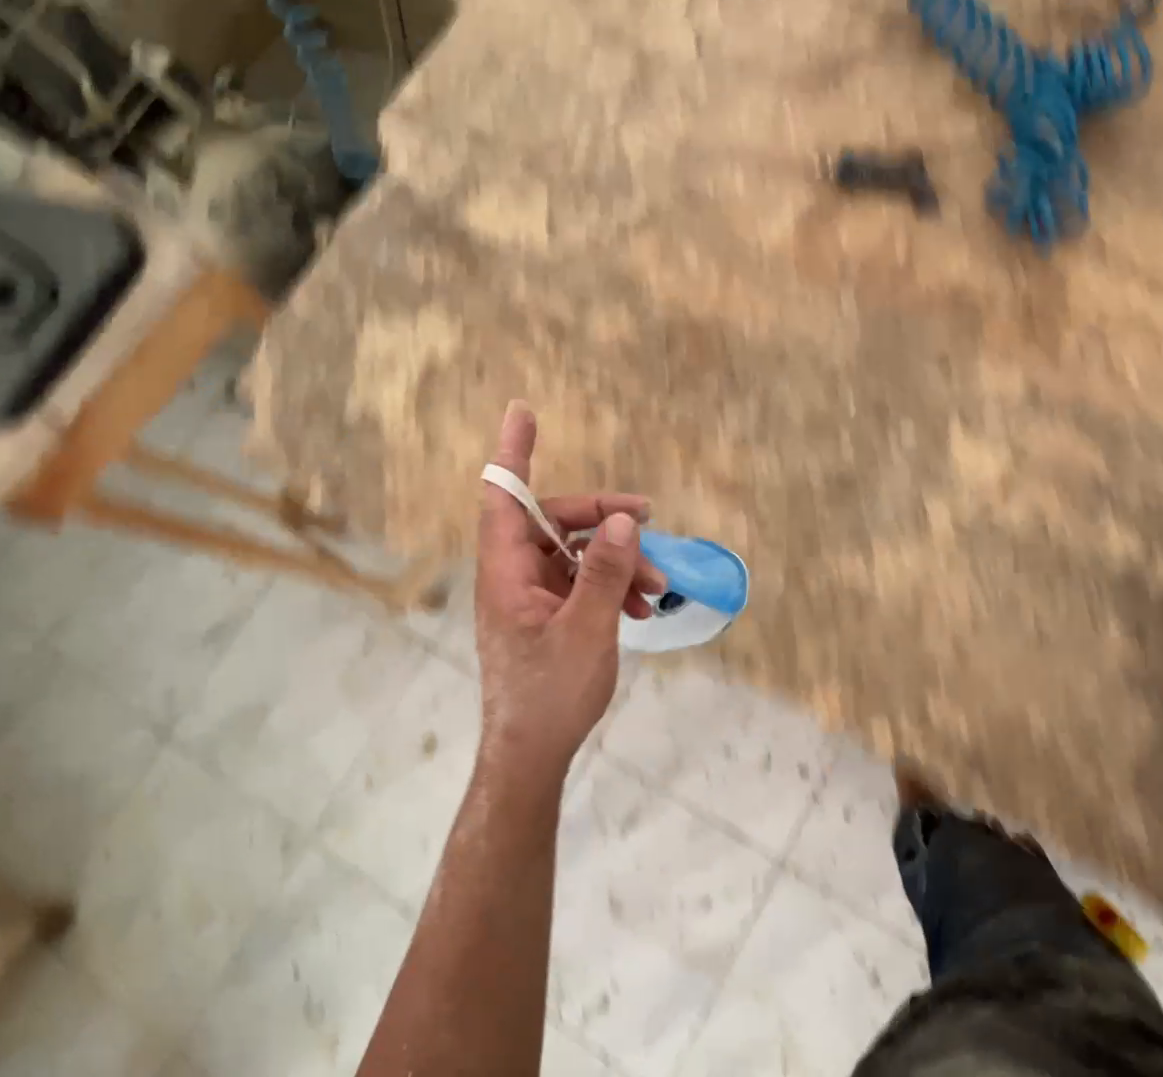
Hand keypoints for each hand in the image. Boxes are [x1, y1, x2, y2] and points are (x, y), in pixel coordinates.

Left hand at [473, 401, 667, 777]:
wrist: (534, 751)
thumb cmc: (550, 693)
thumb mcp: (587, 630)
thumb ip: (605, 573)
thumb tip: (625, 520)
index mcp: (506, 573)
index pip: (505, 498)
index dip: (513, 453)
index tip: (523, 411)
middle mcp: (514, 576)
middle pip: (554, 522)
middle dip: (604, 520)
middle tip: (649, 520)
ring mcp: (531, 597)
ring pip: (576, 553)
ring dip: (619, 560)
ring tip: (657, 587)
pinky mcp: (549, 615)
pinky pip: (582, 582)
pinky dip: (614, 586)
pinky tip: (643, 607)